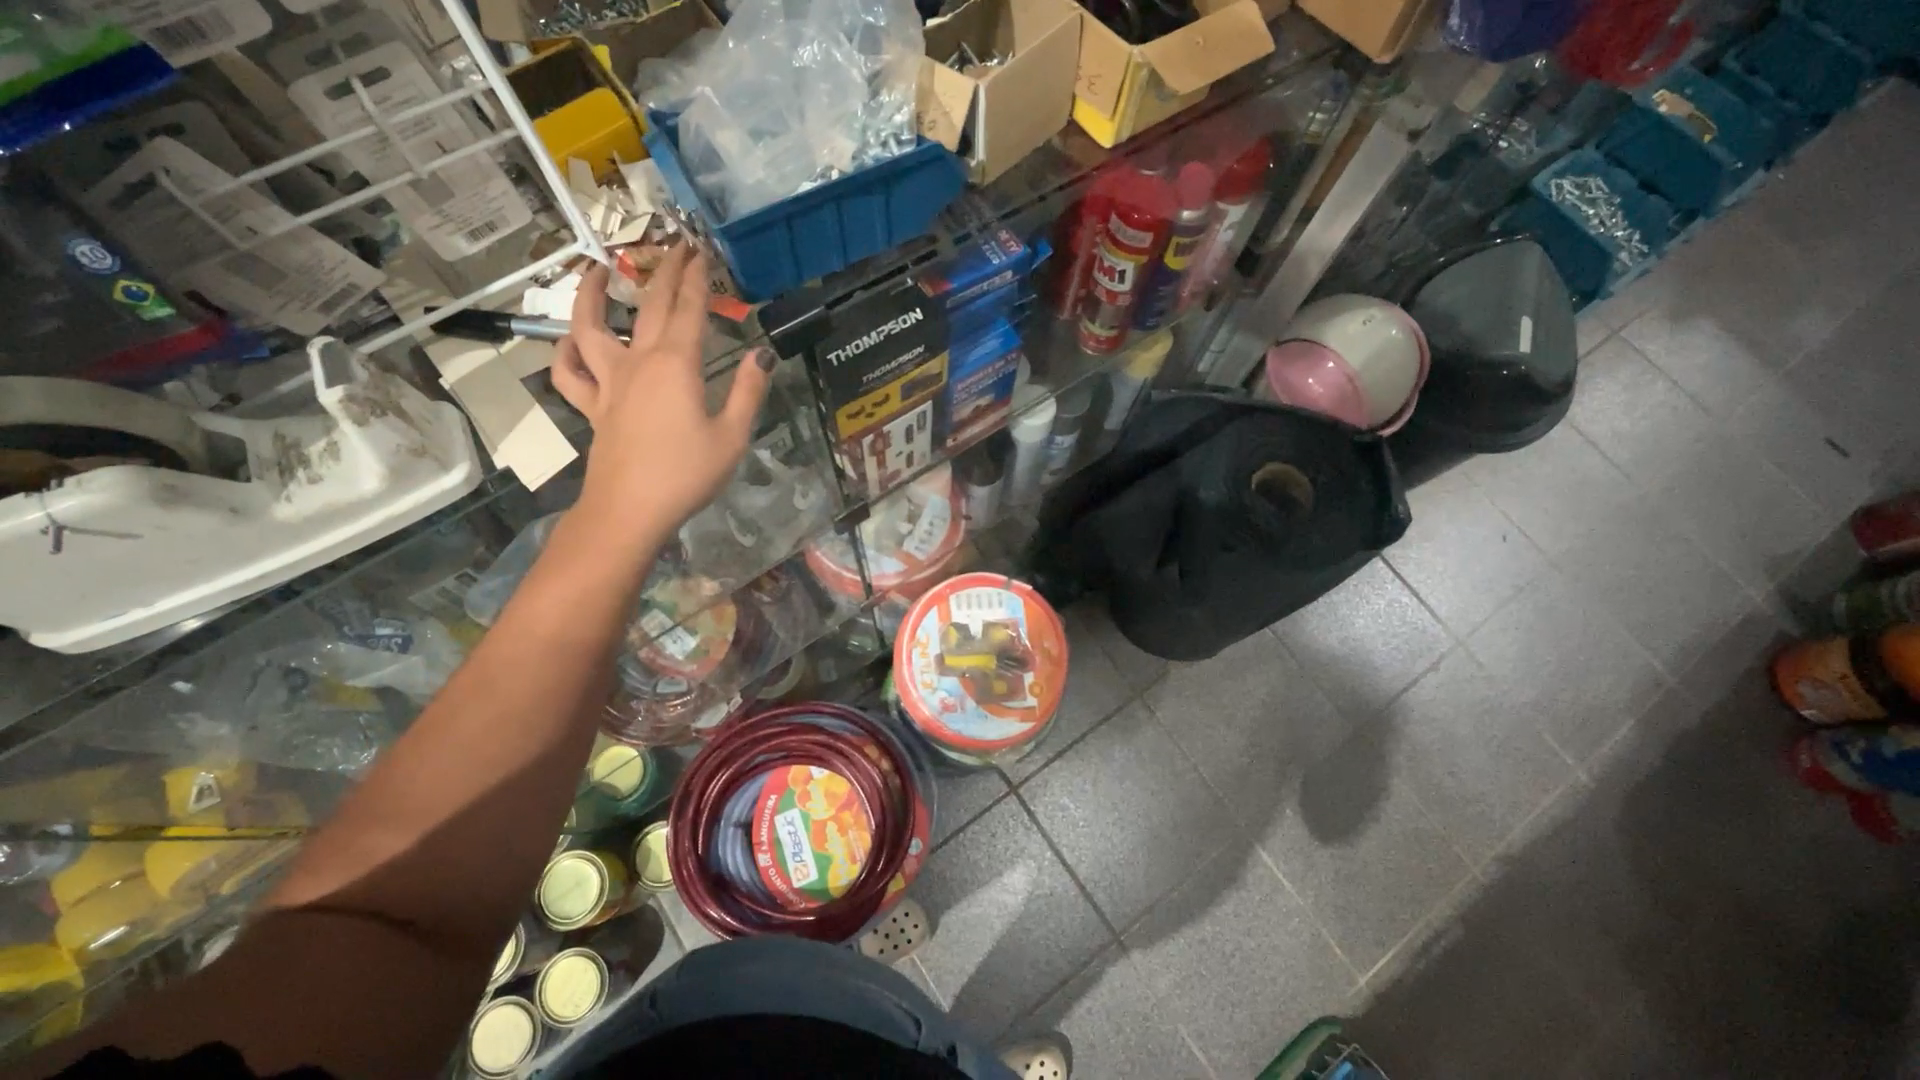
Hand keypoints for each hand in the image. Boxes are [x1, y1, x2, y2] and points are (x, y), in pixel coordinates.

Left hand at [550, 247, 772, 547]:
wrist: (629, 511)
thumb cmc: (686, 475)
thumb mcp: (732, 436)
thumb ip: (748, 391)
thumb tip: (763, 354)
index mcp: (676, 364)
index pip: (688, 309)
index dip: (697, 278)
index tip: (701, 251)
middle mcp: (638, 362)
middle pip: (648, 306)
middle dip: (663, 273)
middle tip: (673, 247)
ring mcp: (609, 383)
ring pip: (589, 328)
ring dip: (592, 295)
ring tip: (597, 270)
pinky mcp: (593, 407)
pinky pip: (570, 375)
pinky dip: (564, 354)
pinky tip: (569, 343)